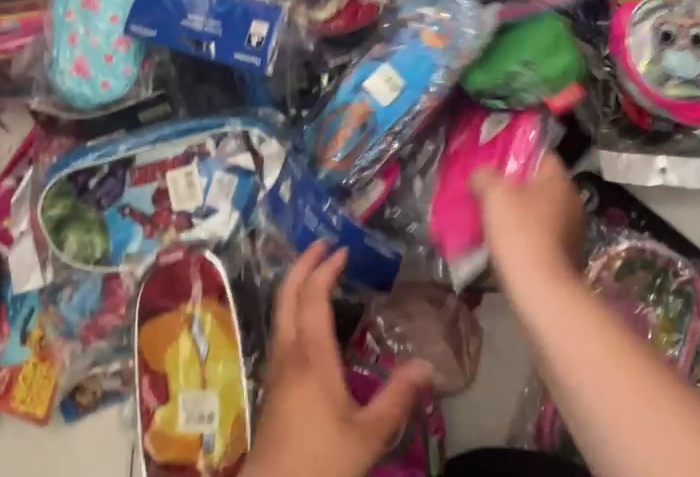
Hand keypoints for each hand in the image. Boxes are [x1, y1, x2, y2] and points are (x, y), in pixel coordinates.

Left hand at [245, 243, 432, 476]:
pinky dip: (294, 308)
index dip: (326, 268)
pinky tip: (310, 321)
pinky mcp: (273, 384)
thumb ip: (397, 398)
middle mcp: (288, 353)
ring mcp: (276, 368)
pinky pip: (282, 329)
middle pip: (287, 295)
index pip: (313, 296)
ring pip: (280, 312)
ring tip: (318, 273)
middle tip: (323, 244)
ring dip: (296, 285)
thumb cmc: (320, 462)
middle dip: (303, 264)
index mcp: (310, 356)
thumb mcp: (368, 435)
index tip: (344, 249)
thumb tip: (426, 364)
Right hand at [471, 156, 585, 290]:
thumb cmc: (520, 232)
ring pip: (543, 211)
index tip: (495, 166)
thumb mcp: (494, 194)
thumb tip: (481, 174)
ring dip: (522, 213)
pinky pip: (545, 235)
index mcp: (560, 179)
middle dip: (517, 187)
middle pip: (541, 184)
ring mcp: (575, 229)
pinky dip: (529, 236)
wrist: (542, 289)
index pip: (542, 155)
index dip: (517, 156)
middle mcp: (573, 200)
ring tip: (496, 220)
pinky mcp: (570, 254)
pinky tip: (510, 244)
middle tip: (491, 193)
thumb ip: (485, 176)